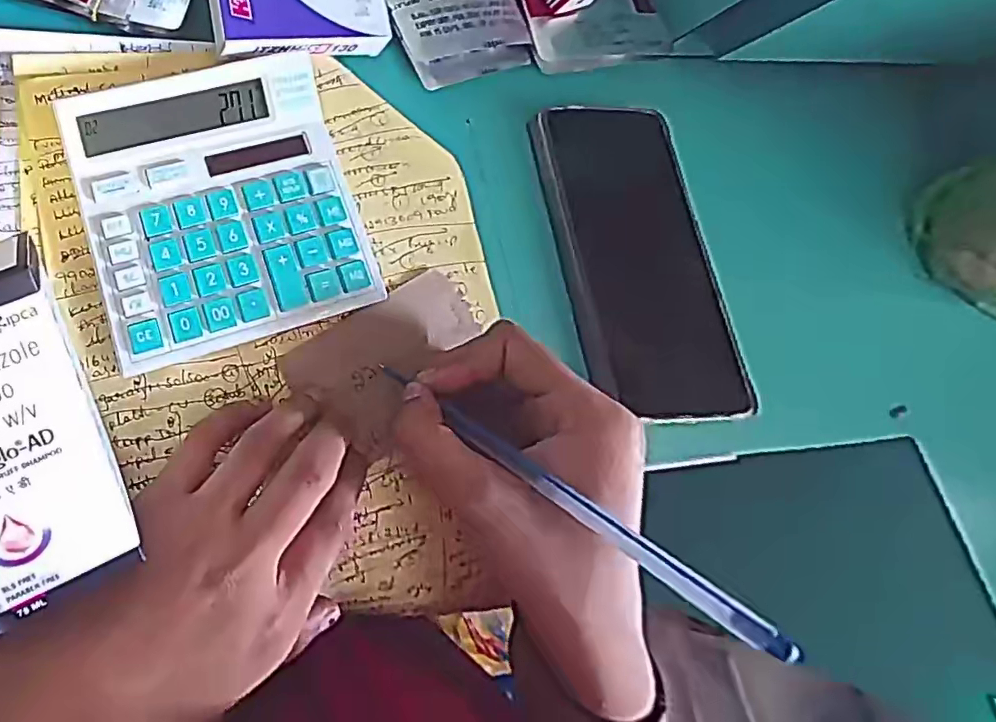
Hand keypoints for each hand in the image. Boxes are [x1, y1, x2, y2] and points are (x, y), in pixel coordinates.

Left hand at [0, 399, 364, 721]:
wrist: (95, 664)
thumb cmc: (177, 671)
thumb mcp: (251, 670)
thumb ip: (301, 631)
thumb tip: (337, 604)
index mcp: (276, 599)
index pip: (332, 528)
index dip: (353, 484)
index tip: (363, 456)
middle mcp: (248, 552)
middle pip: (305, 477)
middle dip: (332, 438)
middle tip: (342, 416)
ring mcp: (204, 516)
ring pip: (261, 448)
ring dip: (290, 417)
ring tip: (306, 403)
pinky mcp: (166, 493)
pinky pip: (208, 440)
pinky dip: (235, 416)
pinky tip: (252, 408)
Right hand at [391, 321, 654, 719]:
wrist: (590, 647)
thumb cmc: (555, 578)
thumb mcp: (486, 506)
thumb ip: (434, 445)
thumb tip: (405, 400)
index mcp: (591, 414)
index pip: (511, 348)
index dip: (459, 362)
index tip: (423, 393)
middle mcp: (588, 413)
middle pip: (503, 366)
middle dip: (455, 388)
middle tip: (419, 415)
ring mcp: (575, 433)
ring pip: (498, 392)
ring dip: (458, 410)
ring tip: (430, 436)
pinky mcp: (556, 453)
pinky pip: (501, 419)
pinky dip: (468, 429)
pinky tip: (449, 454)